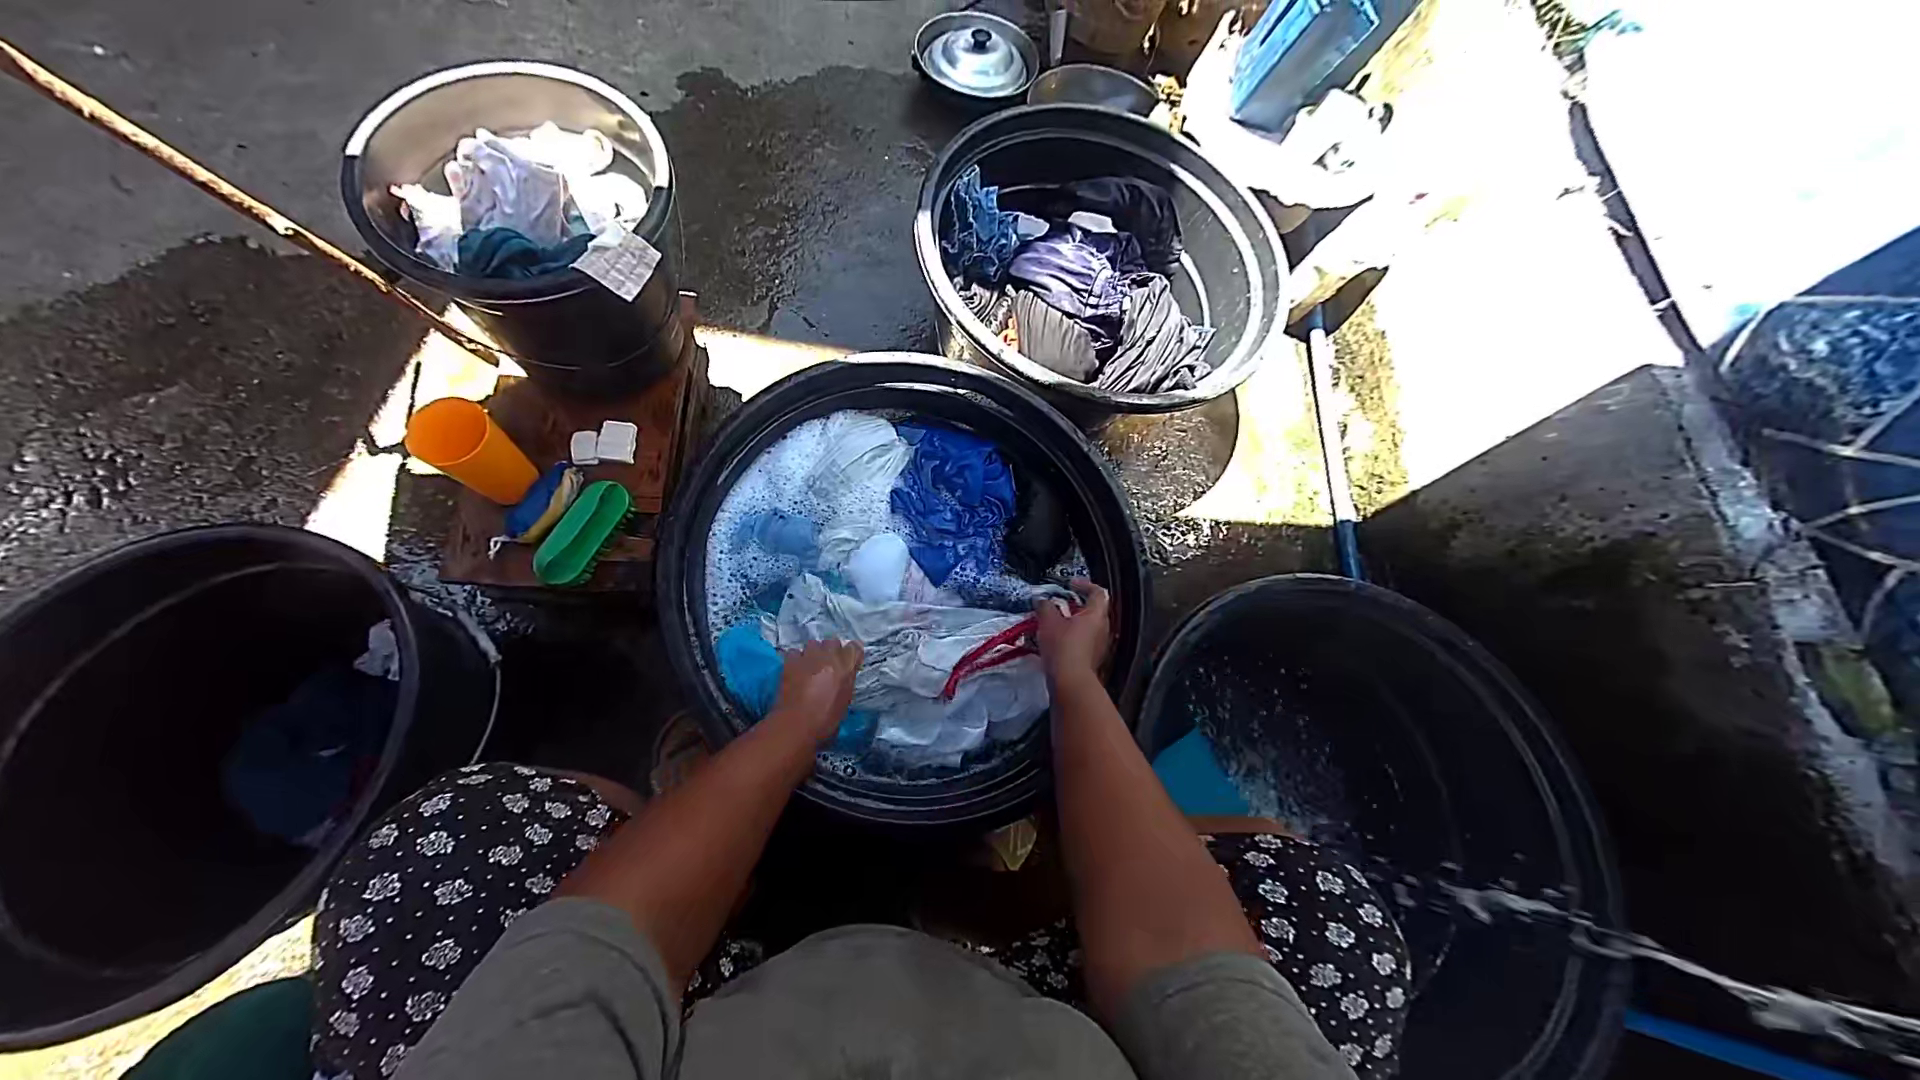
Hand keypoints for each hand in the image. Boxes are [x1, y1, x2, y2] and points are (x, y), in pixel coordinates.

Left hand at [769, 639, 862, 743]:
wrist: (797, 724)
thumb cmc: (826, 719)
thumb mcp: (845, 699)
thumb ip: (846, 680)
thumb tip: (843, 676)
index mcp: (846, 666)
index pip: (855, 647)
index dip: (851, 655)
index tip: (849, 663)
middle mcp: (829, 656)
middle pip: (832, 642)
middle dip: (831, 651)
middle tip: (828, 665)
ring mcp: (808, 656)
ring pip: (813, 644)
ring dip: (814, 653)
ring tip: (810, 667)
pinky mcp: (790, 661)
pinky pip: (795, 653)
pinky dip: (796, 660)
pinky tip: (795, 671)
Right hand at [1034, 578, 1110, 685]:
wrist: (1070, 681)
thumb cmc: (1062, 646)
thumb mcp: (1048, 621)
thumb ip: (1045, 606)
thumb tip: (1042, 600)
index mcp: (1096, 615)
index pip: (1097, 592)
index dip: (1084, 584)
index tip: (1069, 584)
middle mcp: (1103, 628)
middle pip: (1092, 609)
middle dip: (1075, 605)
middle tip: (1058, 604)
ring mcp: (1100, 645)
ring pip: (1087, 626)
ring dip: (1072, 621)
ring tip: (1053, 622)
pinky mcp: (1092, 659)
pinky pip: (1083, 641)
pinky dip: (1071, 636)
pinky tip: (1055, 640)